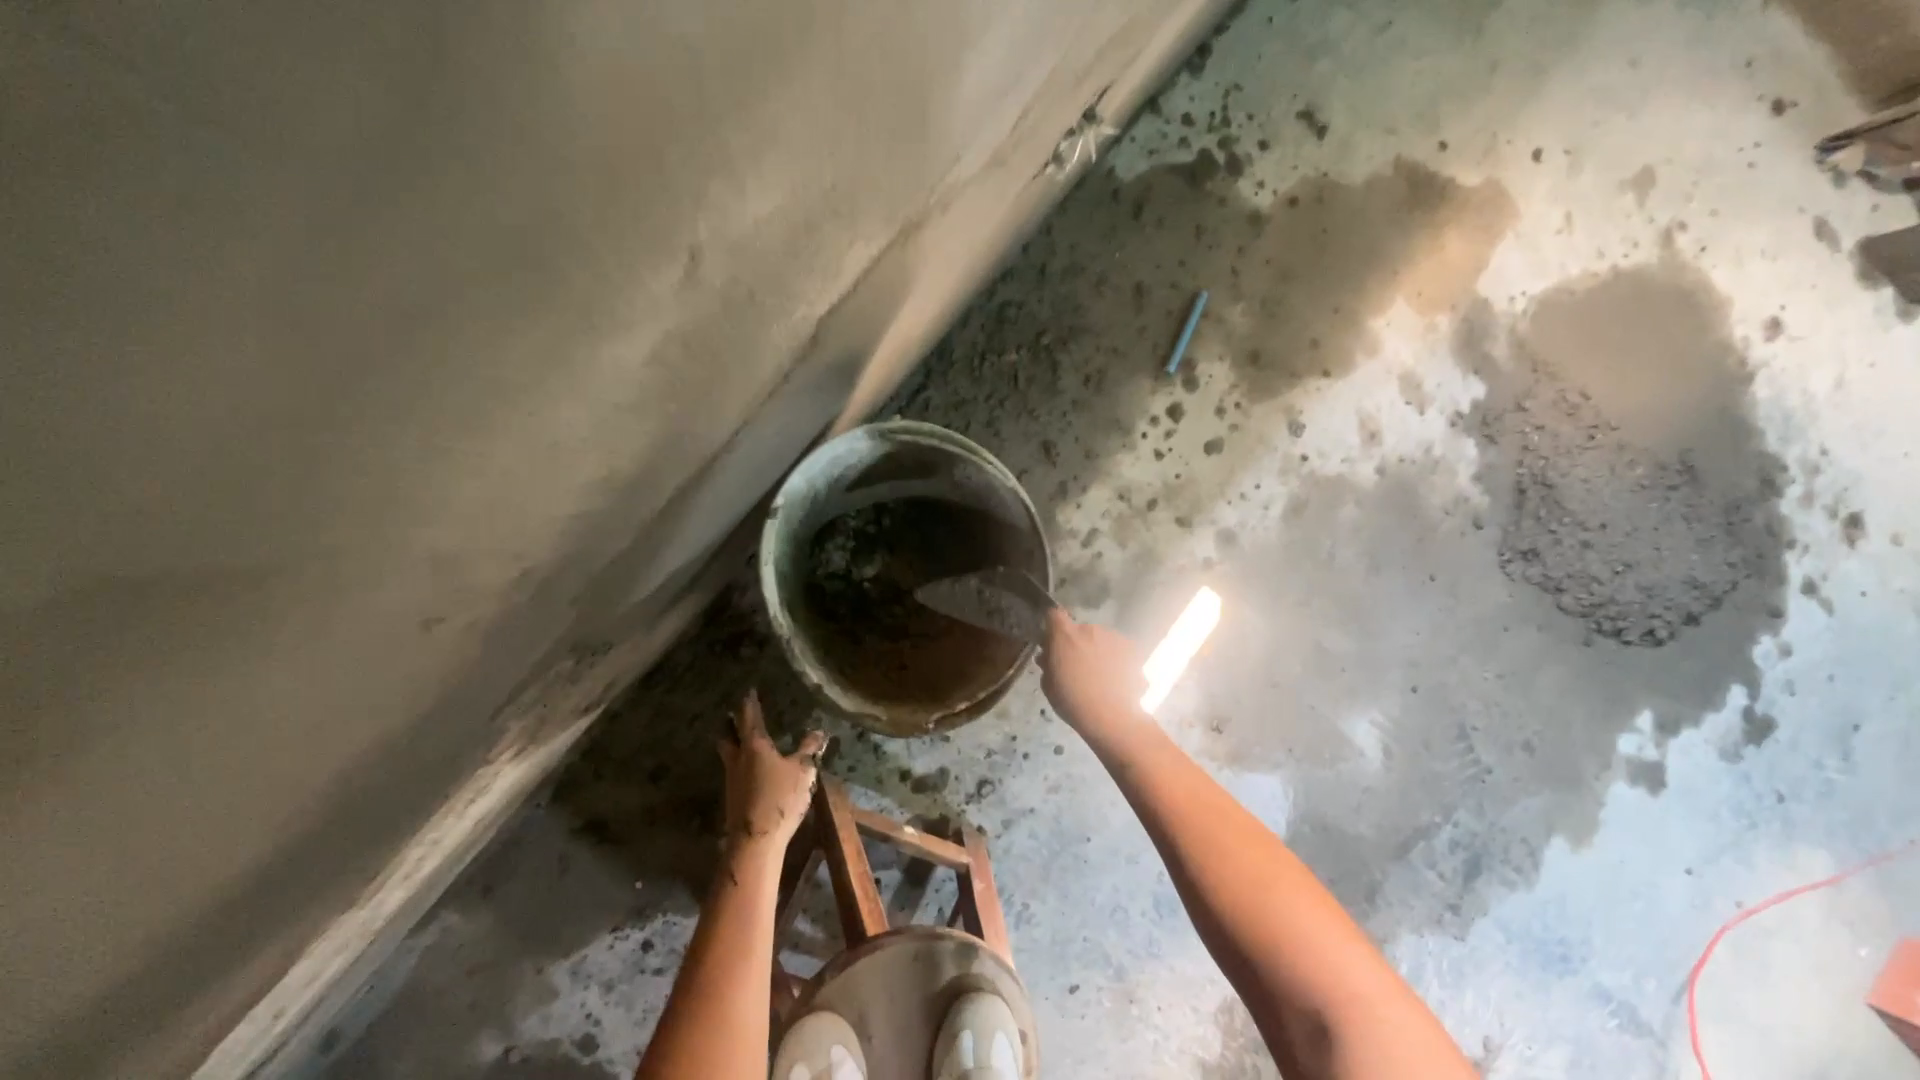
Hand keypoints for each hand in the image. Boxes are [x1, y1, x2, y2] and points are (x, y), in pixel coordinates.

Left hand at [718, 689, 827, 853]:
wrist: (756, 840)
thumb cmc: (780, 798)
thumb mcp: (803, 771)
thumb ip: (810, 749)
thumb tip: (818, 731)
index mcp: (754, 746)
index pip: (749, 716)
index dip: (749, 702)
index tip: (749, 691)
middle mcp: (737, 759)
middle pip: (727, 735)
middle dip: (729, 723)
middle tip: (731, 715)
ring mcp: (731, 779)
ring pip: (727, 754)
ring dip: (731, 743)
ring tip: (739, 739)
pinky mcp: (733, 797)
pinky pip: (733, 771)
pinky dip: (739, 763)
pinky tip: (748, 769)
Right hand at [1040, 608, 1150, 739]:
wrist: (1112, 717)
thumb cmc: (1073, 702)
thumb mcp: (1049, 685)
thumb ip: (1047, 664)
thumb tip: (1047, 656)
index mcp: (1065, 636)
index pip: (1054, 614)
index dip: (1053, 626)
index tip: (1053, 640)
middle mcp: (1090, 630)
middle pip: (1080, 630)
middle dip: (1077, 643)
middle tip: (1077, 666)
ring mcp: (1114, 637)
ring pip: (1101, 639)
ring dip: (1098, 650)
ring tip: (1101, 676)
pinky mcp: (1132, 649)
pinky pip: (1118, 649)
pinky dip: (1116, 659)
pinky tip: (1116, 680)